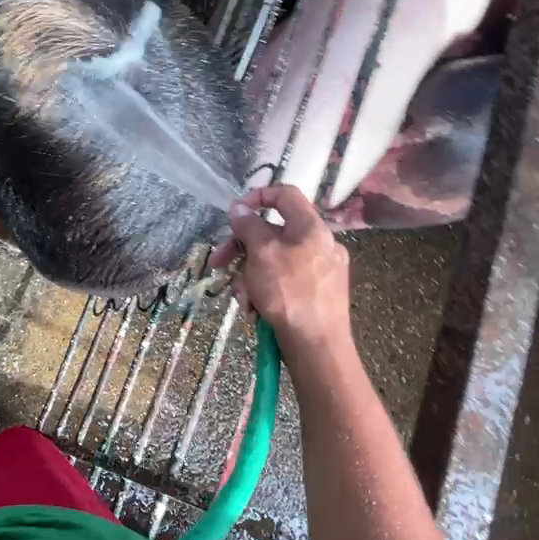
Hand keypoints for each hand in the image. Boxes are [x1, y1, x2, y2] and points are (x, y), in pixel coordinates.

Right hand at [209, 185, 351, 360]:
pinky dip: (264, 291)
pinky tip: (255, 310)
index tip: (234, 213)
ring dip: (248, 277)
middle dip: (241, 248)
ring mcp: (320, 270)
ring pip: (272, 260)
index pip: (285, 194)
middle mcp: (319, 244)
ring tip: (243, 299)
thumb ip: (248, 226)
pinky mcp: (316, 292)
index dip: (257, 196)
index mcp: (312, 228)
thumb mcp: (261, 253)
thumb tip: (239, 208)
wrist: (317, 345)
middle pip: (272, 232)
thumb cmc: (289, 292)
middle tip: (218, 261)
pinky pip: (282, 281)